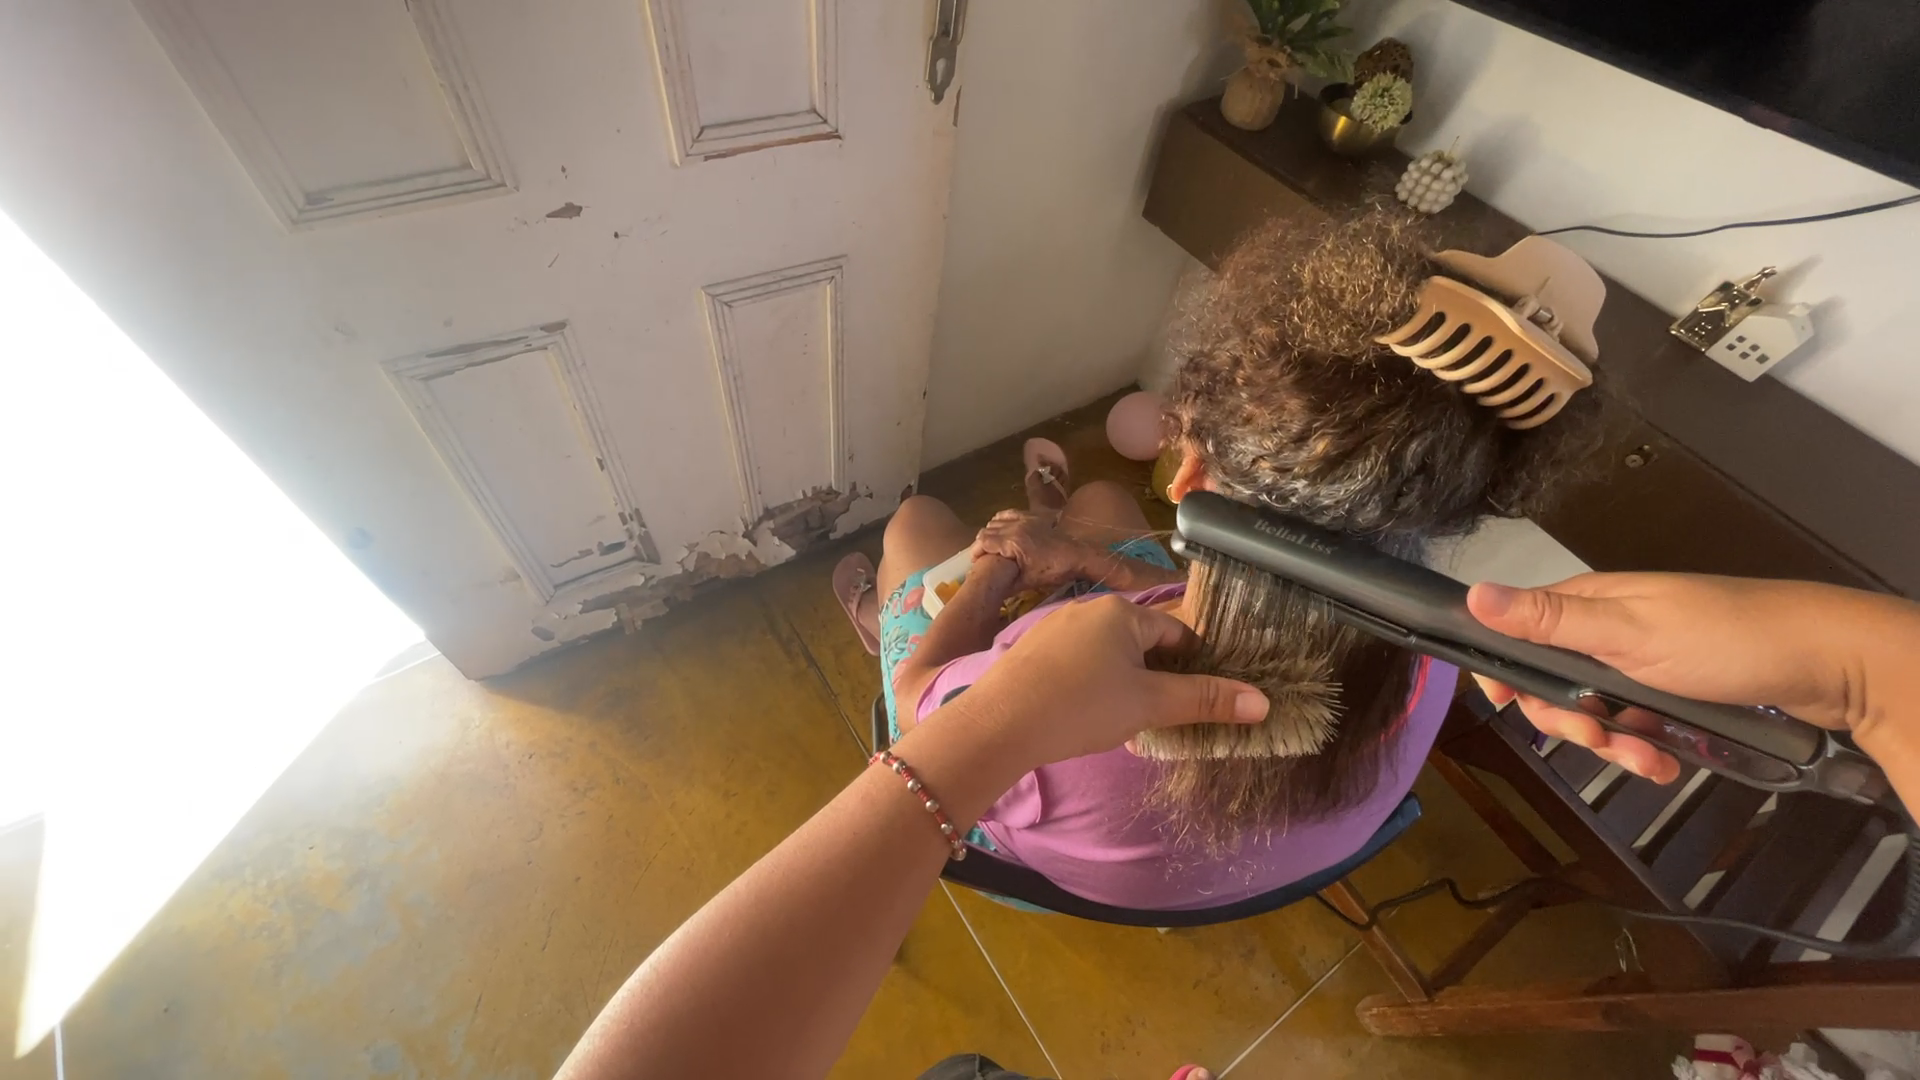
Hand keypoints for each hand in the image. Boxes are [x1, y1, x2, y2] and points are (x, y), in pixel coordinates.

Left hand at [954, 593, 1268, 771]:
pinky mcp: (1032, 647)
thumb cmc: (1082, 707)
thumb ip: (1204, 699)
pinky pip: (1076, 658)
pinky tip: (1081, 710)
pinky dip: (1088, 679)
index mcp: (1121, 611)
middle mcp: (1088, 607)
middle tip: (1157, 713)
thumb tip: (1263, 701)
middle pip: (1140, 639)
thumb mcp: (1150, 704)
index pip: (1176, 632)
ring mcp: (1055, 624)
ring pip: (1107, 650)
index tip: (1196, 699)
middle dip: (1155, 673)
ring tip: (1119, 716)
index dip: (1192, 666)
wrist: (1000, 723)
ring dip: (1122, 677)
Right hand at [970, 509, 1088, 592]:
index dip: (975, 552)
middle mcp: (1014, 526)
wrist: (1077, 556)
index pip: (983, 541)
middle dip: (982, 544)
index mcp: (1012, 542)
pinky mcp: (1032, 516)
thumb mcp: (1027, 582)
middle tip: (984, 558)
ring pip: (995, 521)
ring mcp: (1023, 519)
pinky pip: (1008, 513)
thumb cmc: (1053, 571)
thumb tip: (988, 590)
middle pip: (986, 530)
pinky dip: (1001, 520)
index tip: (975, 563)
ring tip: (994, 546)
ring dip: (991, 533)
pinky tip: (1004, 530)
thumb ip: (1005, 584)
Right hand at [1465, 572, 1913, 783]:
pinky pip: (1632, 724)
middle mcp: (1603, 632)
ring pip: (1591, 709)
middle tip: (1592, 738)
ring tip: (1644, 760)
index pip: (1513, 635)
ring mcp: (1638, 664)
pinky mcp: (1671, 693)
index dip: (1504, 671)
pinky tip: (1663, 762)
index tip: (1509, 703)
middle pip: (1548, 681)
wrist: (1844, 666)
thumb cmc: (1726, 640)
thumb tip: (1471, 594)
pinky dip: (1640, 748)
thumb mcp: (1627, 632)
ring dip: (1607, 741)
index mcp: (1584, 606)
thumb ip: (1547, 620)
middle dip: (1563, 717)